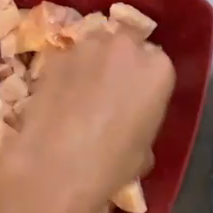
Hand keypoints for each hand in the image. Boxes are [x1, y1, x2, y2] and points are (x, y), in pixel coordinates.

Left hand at [0, 30, 174, 212]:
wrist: (56, 166)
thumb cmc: (112, 165)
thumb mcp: (144, 150)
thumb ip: (142, 122)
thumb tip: (129, 126)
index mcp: (158, 70)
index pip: (157, 63)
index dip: (144, 82)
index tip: (136, 100)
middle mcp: (125, 47)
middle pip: (126, 46)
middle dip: (119, 65)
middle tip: (108, 94)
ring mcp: (87, 47)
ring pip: (94, 49)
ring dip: (90, 66)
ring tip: (79, 97)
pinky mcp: (54, 56)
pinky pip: (66, 61)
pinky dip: (64, 75)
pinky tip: (57, 101)